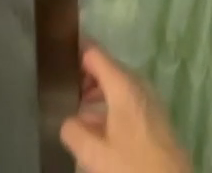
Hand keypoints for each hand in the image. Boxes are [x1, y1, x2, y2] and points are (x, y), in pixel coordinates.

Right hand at [60, 46, 192, 172]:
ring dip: (96, 92)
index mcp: (123, 84)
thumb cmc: (134, 165)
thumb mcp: (94, 154)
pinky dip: (110, 104)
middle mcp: (138, 84)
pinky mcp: (155, 114)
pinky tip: (98, 127)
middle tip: (62, 91)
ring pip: (116, 84)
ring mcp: (149, 98)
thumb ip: (73, 132)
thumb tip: (68, 120)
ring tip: (76, 110)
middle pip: (106, 67)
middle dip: (83, 76)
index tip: (56, 58)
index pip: (94, 53)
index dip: (74, 51)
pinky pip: (127, 98)